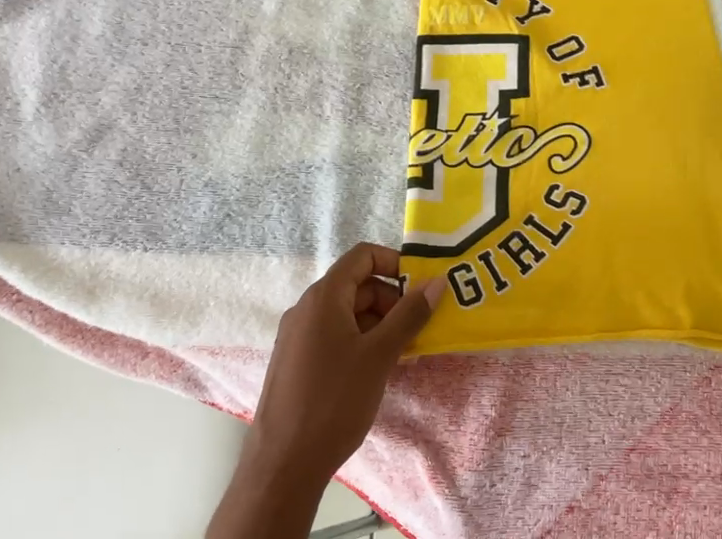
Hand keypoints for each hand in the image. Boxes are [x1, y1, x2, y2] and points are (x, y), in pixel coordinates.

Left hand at [208, 243, 445, 537]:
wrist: (283, 465)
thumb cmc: (334, 401)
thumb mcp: (380, 355)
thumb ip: (410, 314)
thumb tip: (437, 282)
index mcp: (323, 297)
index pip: (362, 256)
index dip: (395, 262)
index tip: (421, 287)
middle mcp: (306, 309)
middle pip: (357, 285)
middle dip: (392, 300)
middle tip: (418, 328)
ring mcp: (298, 336)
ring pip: (347, 313)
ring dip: (379, 324)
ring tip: (404, 353)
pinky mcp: (296, 362)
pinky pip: (334, 335)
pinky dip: (361, 341)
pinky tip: (378, 369)